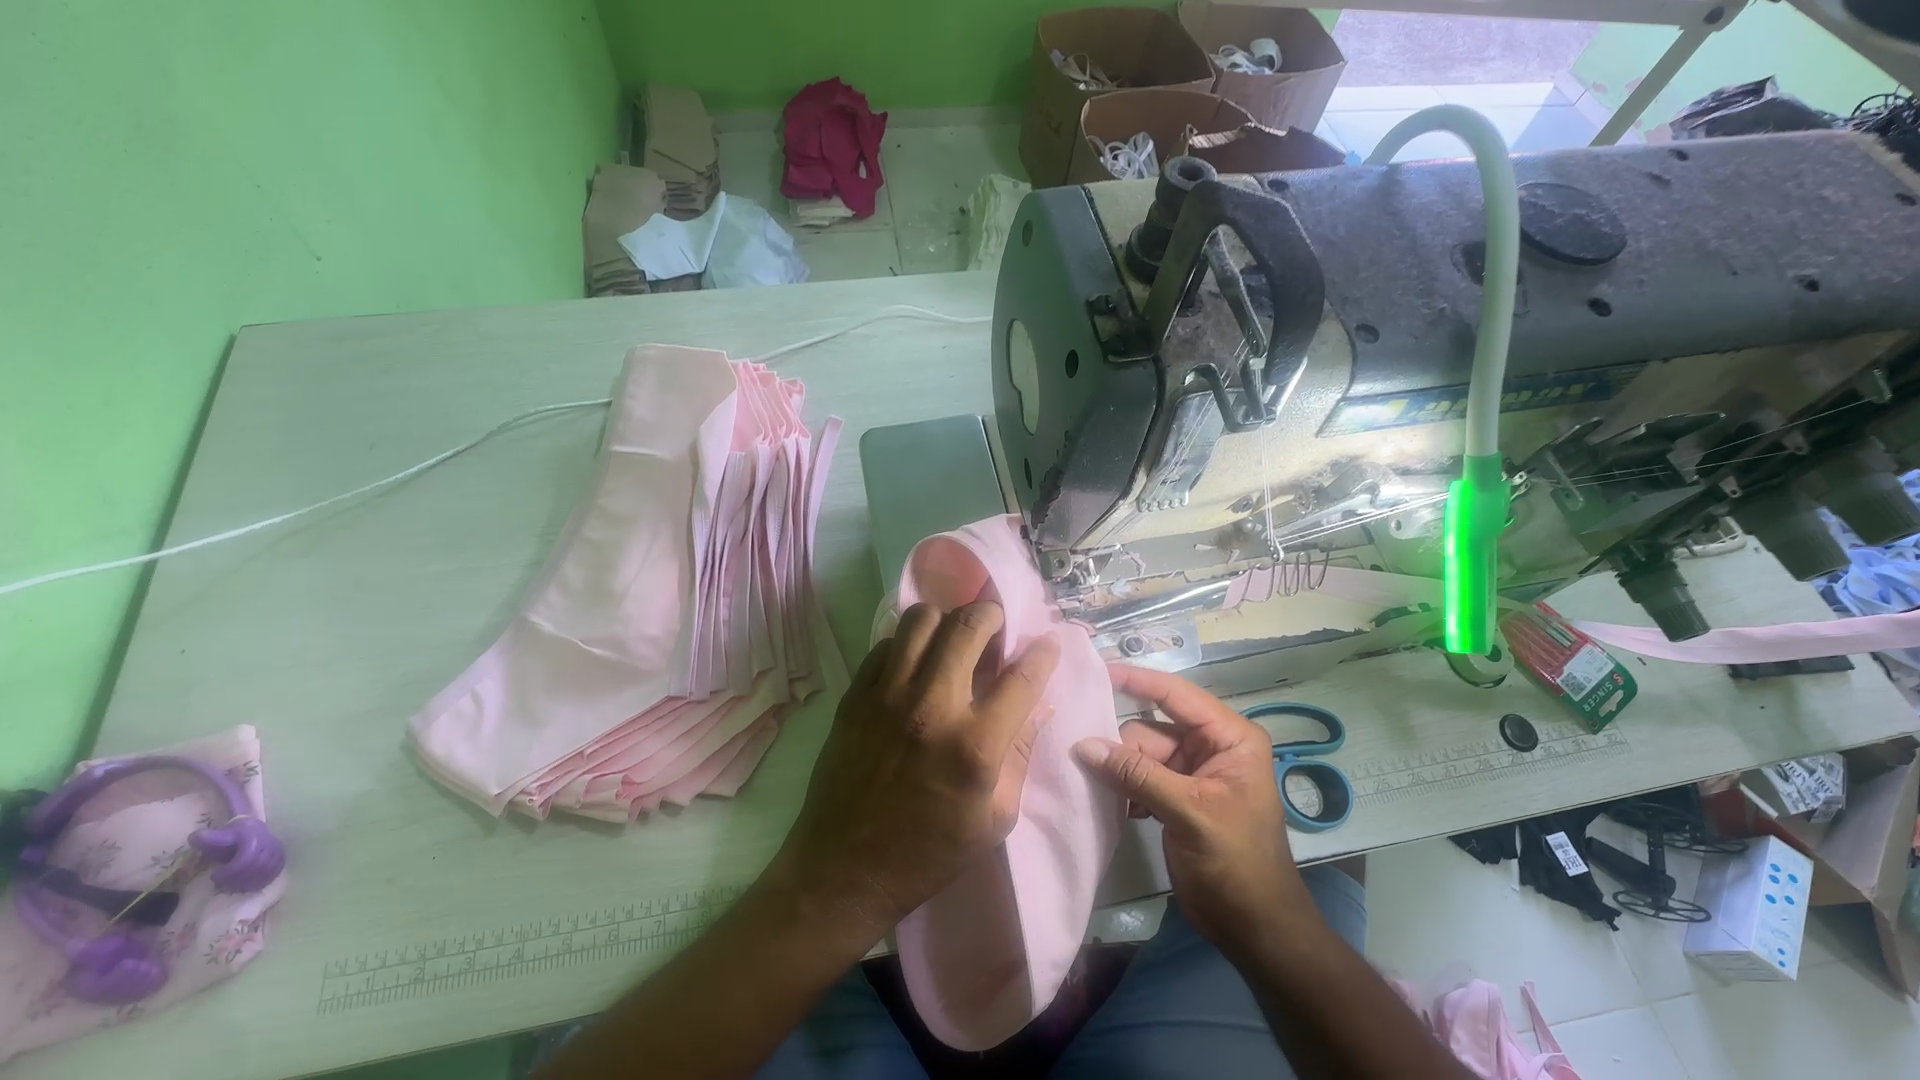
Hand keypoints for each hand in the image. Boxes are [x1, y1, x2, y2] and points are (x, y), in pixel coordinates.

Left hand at [776, 601, 1059, 931]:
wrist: (845, 870)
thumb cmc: (929, 853)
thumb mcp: (995, 818)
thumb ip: (1020, 754)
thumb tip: (1040, 706)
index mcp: (975, 745)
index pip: (1022, 676)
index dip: (1043, 652)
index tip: (1048, 641)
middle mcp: (932, 707)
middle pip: (968, 625)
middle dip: (992, 614)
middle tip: (997, 628)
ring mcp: (887, 697)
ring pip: (920, 619)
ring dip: (946, 620)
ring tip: (953, 639)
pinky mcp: (855, 697)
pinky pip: (885, 645)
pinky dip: (907, 643)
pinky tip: (915, 664)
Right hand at [1073, 664, 1306, 955]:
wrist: (1253, 926)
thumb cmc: (1236, 863)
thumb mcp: (1189, 812)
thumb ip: (1137, 776)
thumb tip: (1084, 745)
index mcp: (1230, 738)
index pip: (1177, 695)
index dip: (1137, 680)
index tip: (1095, 668)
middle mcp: (1211, 748)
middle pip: (1151, 728)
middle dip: (1120, 741)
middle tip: (1078, 751)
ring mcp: (1192, 775)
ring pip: (1140, 755)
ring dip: (1117, 768)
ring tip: (1088, 781)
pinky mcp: (1176, 800)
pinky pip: (1139, 779)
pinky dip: (1122, 788)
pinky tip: (1106, 803)